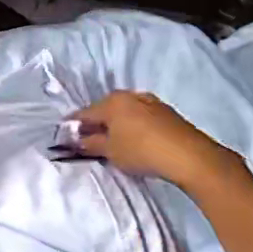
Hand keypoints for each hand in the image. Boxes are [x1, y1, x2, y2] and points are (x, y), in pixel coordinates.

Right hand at [70, 90, 244, 190]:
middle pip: (104, 109)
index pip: (84, 113)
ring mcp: (150, 102)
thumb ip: (90, 143)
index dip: (72, 126)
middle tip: (87, 140)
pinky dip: (130, 126)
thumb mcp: (109, 151)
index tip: (65, 137)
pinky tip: (130, 139)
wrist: (187, 155)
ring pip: (123, 112)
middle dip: (95, 123)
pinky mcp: (165, 112)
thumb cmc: (140, 150)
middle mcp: (130, 96)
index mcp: (112, 102)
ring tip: (109, 141)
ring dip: (114, 124)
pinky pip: (138, 116)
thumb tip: (77, 140)